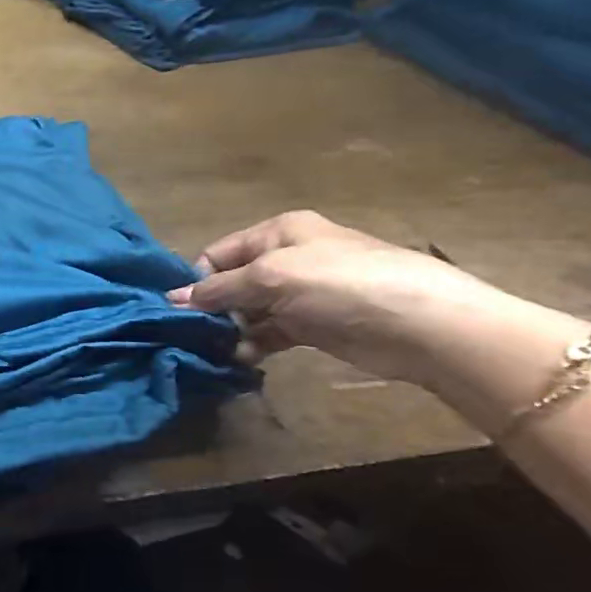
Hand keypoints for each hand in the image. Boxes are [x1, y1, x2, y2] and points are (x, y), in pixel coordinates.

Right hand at [168, 210, 510, 385]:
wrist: (418, 323)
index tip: (178, 311)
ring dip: (233, 329)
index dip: (197, 279)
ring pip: (252, 310)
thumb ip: (220, 289)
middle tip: (194, 336)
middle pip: (234, 282)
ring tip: (216, 351)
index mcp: (277, 232)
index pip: (220, 252)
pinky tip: (242, 359)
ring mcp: (303, 294)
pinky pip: (273, 332)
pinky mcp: (316, 325)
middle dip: (214, 307)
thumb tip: (172, 299)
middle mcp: (287, 258)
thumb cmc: (338, 284)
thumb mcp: (271, 277)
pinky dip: (255, 344)